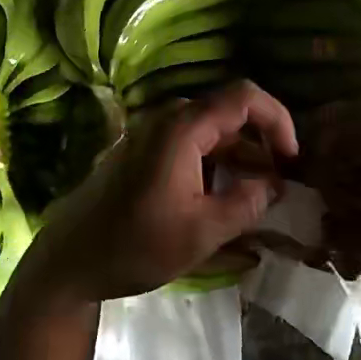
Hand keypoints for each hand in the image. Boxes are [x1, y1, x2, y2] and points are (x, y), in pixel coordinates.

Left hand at [29, 81, 298, 300]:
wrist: (69, 262)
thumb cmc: (135, 245)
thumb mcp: (202, 233)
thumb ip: (247, 204)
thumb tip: (274, 186)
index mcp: (183, 129)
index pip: (245, 97)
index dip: (278, 120)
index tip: (292, 158)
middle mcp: (169, 120)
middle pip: (231, 112)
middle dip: (263, 142)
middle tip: (282, 179)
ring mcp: (154, 134)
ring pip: (214, 131)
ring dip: (243, 156)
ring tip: (262, 193)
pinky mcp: (146, 151)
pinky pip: (194, 144)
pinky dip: (219, 163)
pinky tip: (228, 196)